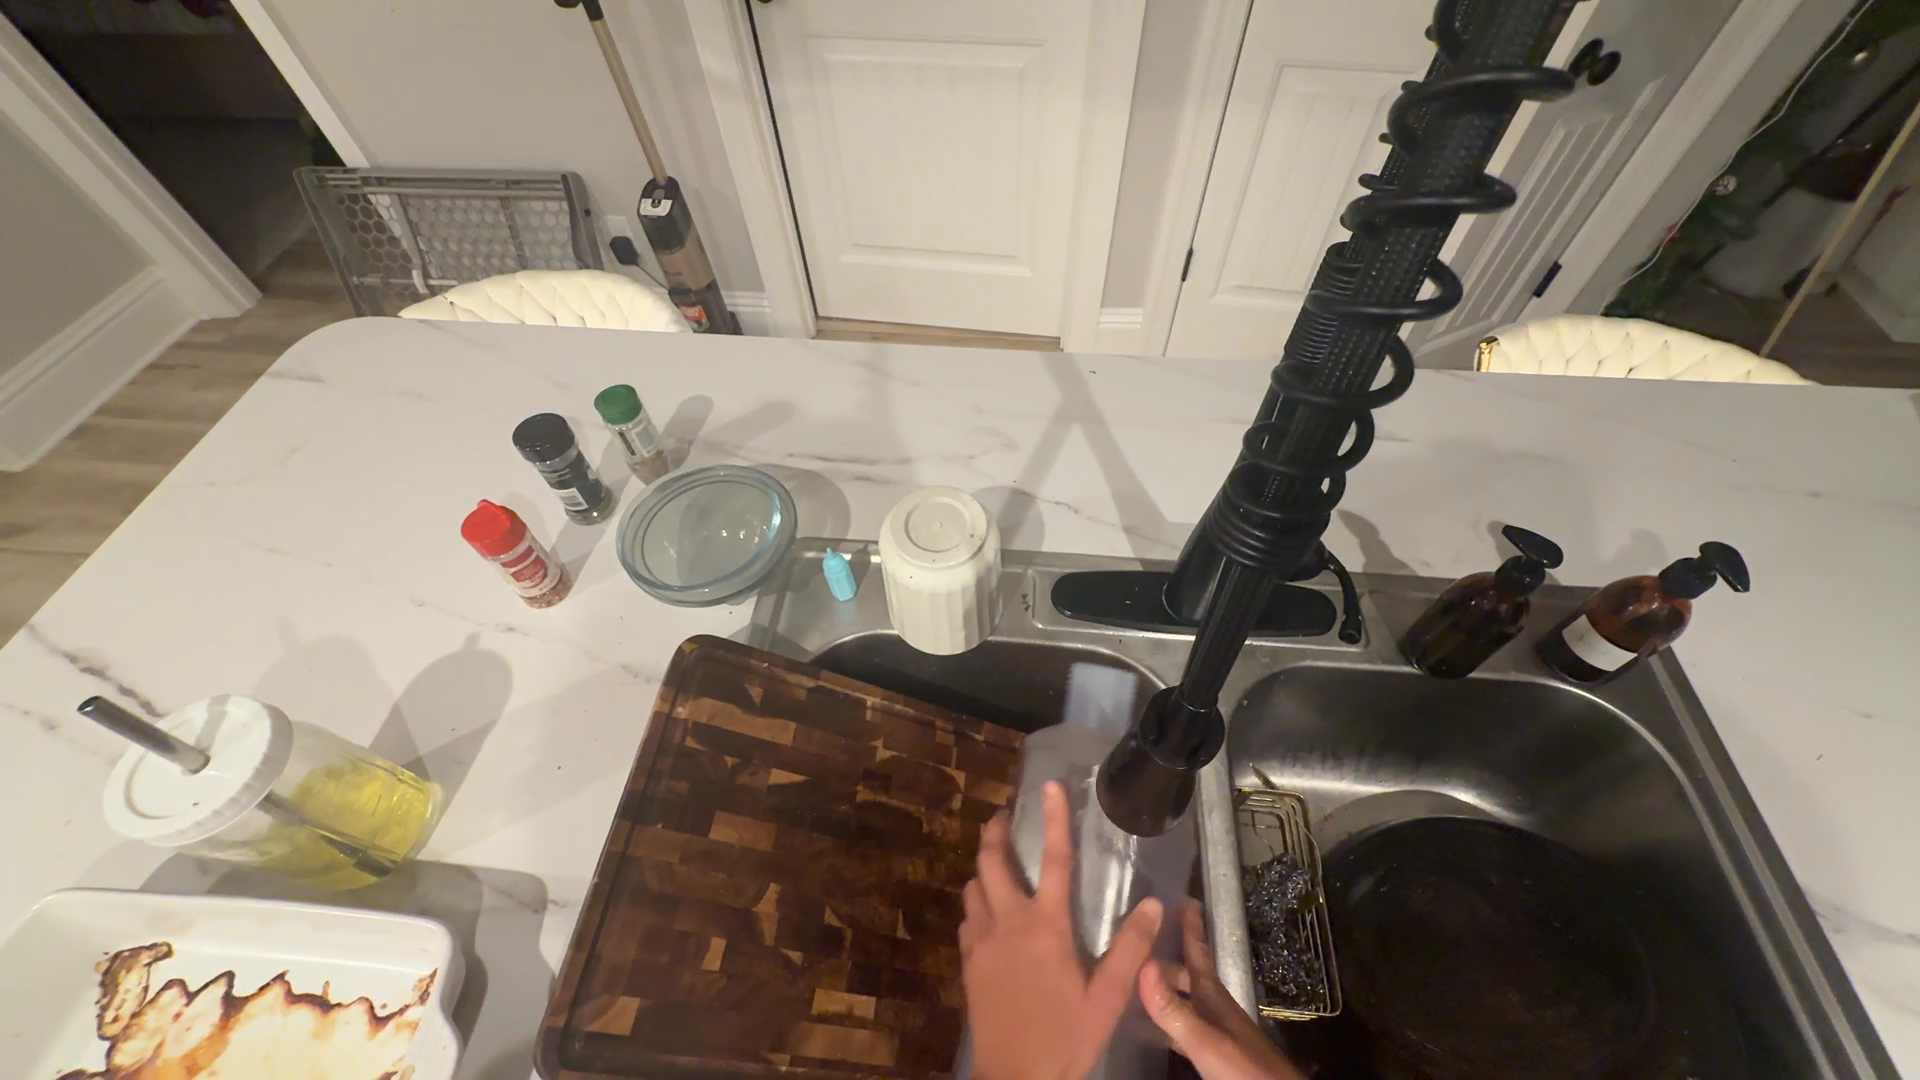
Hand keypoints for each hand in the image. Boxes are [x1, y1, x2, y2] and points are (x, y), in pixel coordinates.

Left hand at [961, 781, 1163, 1079]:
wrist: (1013, 1078)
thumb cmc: (1065, 1037)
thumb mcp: (1108, 999)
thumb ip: (1130, 949)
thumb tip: (1154, 904)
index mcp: (1046, 925)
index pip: (1053, 858)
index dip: (1053, 817)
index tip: (1050, 786)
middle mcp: (1008, 921)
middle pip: (992, 858)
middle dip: (996, 828)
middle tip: (1005, 813)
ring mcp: (981, 939)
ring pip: (973, 883)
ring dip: (984, 864)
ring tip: (998, 859)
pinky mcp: (967, 959)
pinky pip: (967, 914)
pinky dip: (977, 900)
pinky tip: (988, 910)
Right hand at [1139, 901, 1306, 1079]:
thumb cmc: (1245, 1069)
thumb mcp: (1204, 1039)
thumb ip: (1172, 1008)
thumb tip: (1141, 963)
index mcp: (1212, 997)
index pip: (1197, 951)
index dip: (1190, 925)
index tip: (1182, 897)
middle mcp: (1214, 1007)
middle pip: (1189, 973)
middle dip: (1170, 953)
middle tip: (1144, 937)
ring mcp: (1217, 1030)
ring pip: (1188, 998)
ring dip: (1169, 984)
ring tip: (1142, 975)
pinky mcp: (1216, 1053)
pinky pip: (1186, 1024)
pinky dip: (1171, 1016)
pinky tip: (1157, 1024)